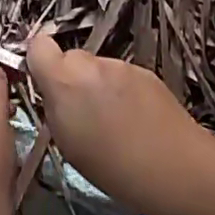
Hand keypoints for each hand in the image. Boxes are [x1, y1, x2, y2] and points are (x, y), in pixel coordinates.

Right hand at [25, 33, 205, 201]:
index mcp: (64, 80)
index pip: (38, 46)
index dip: (39, 61)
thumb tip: (54, 93)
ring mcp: (122, 66)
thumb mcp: (66, 142)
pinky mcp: (147, 73)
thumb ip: (54, 106)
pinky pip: (122, 77)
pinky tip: (136, 120)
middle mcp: (91, 65)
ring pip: (98, 69)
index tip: (45, 85)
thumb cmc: (112, 167)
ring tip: (114, 122)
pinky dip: (123, 92)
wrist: (176, 169)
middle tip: (82, 112)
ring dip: (98, 86)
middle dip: (72, 78)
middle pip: (71, 58)